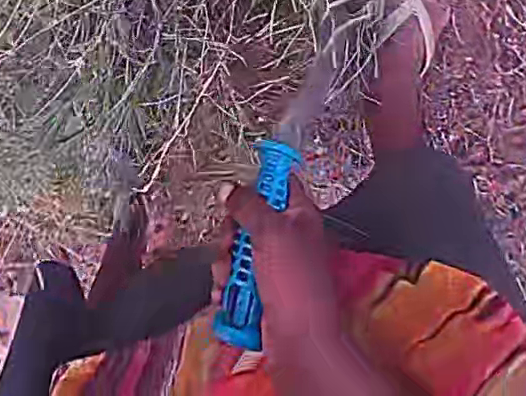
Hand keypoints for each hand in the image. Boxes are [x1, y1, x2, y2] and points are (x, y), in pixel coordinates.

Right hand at [224, 175, 339, 344]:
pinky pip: (237, 277)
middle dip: (233, 231)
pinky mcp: (261, 289)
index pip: (279, 182)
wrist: (300, 345)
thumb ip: (248, 205)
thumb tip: (229, 188)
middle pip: (250, 217)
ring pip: (239, 248)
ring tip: (227, 277)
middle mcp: (288, 236)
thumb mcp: (271, 232)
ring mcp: (274, 264)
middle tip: (230, 243)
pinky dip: (227, 284)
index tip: (239, 187)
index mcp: (300, 214)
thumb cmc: (295, 282)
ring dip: (227, 262)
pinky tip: (225, 293)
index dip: (259, 180)